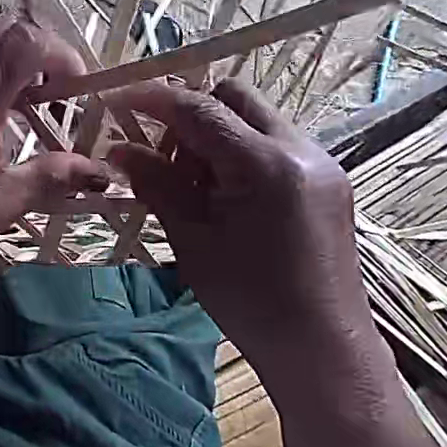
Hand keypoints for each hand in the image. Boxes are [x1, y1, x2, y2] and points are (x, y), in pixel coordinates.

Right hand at [105, 79, 367, 371]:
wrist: (324, 350)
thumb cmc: (251, 303)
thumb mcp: (193, 240)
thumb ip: (156, 184)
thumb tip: (118, 148)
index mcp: (264, 165)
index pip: (199, 108)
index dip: (153, 98)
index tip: (118, 100)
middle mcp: (299, 148)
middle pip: (233, 96)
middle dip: (190, 112)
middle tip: (165, 155)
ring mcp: (320, 160)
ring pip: (254, 116)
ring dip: (216, 133)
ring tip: (197, 183)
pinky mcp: (328, 176)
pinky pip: (274, 140)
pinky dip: (241, 150)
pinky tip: (228, 193)